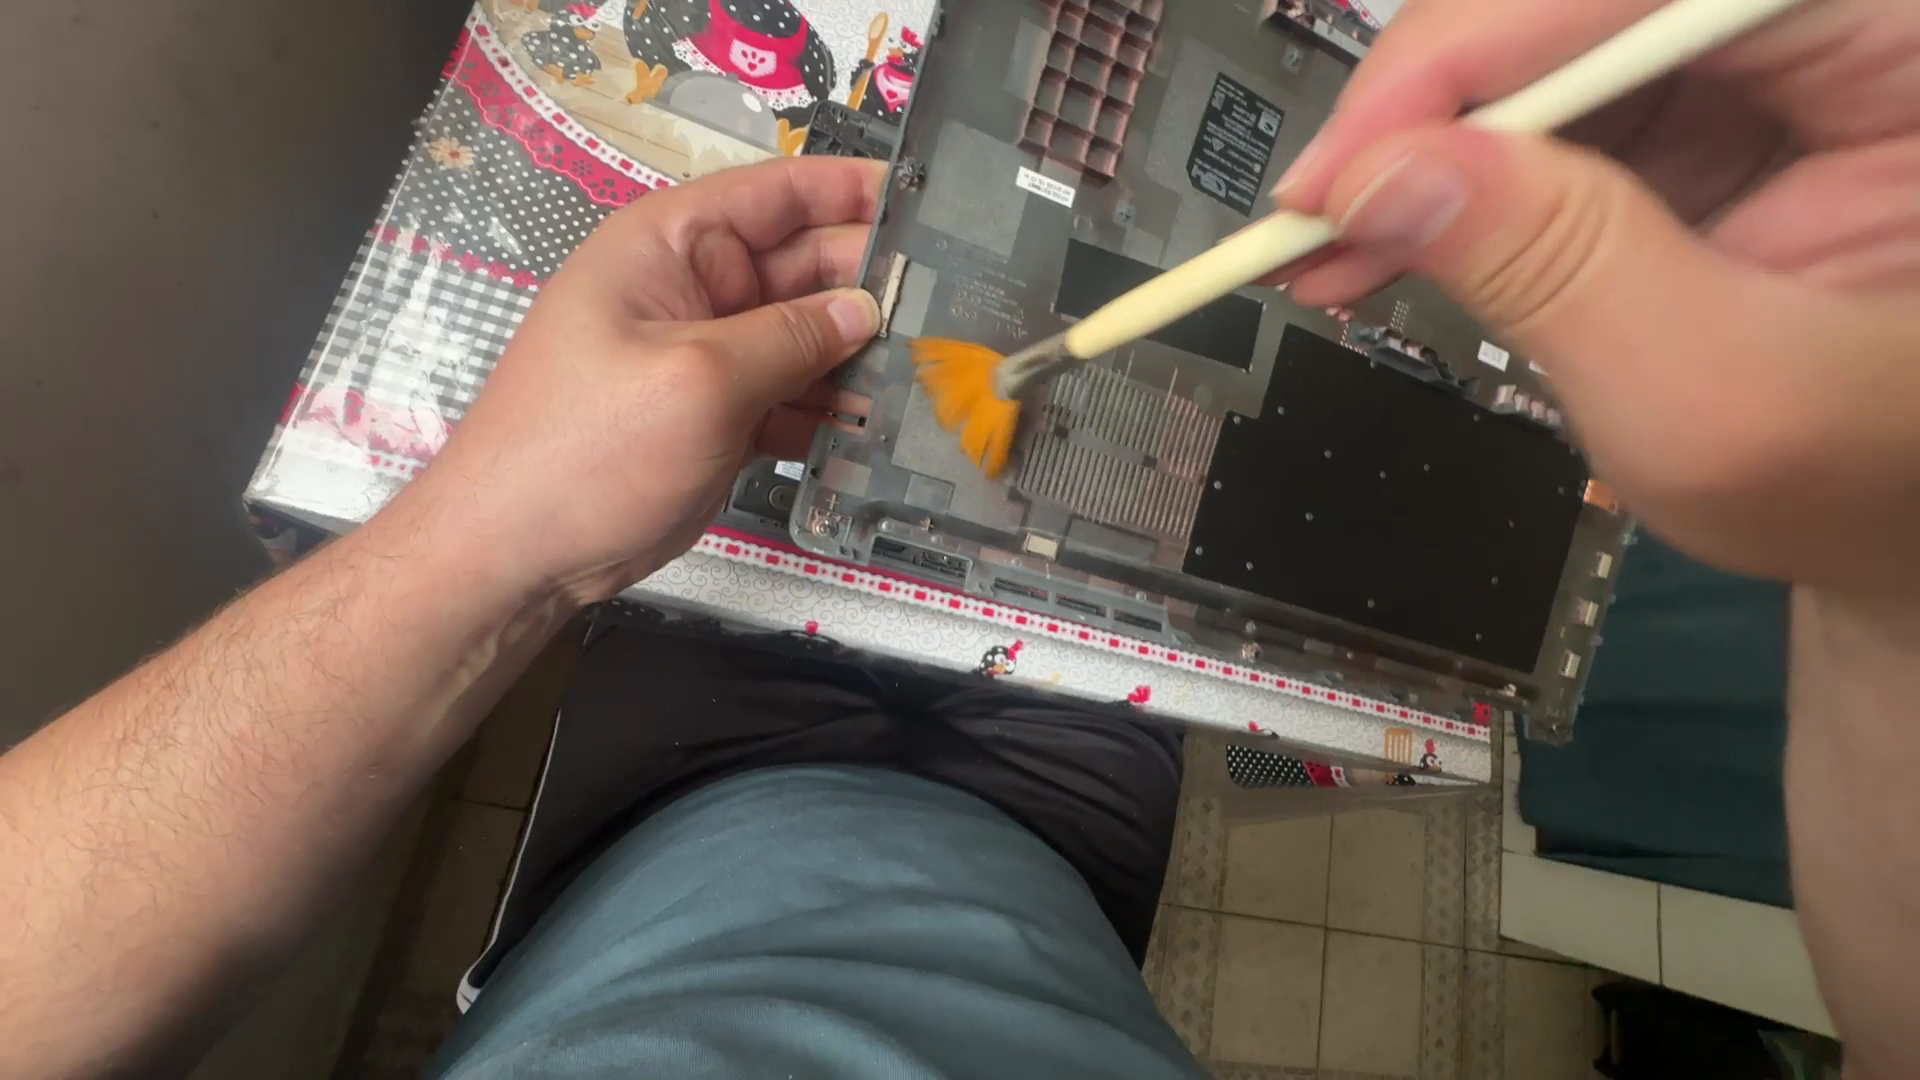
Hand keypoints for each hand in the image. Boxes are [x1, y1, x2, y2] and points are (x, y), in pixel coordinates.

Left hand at [398, 157, 883, 604]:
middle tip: (944, 310)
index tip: (923, 202)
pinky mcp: (729, 419)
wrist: (529, 549)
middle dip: (869, 289)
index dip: (849, 192)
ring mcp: (717, 362)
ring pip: (809, 344)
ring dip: (859, 361)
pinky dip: (831, 415)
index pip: (776, 196)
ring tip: (923, 375)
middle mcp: (702, 296)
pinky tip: (874, 429)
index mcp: (675, 249)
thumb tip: (864, 311)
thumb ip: (789, 339)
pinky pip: (796, 401)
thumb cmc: (589, 446)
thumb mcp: (698, 377)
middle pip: (805, 274)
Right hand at [1271, 0, 1919, 595]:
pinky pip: (1527, 128)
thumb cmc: (1855, 479)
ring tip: (1318, 252)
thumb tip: (1383, 179)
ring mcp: (1768, 67)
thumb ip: (1554, 269)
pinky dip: (1431, 193)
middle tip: (1311, 214)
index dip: (1468, 54)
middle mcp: (1852, 25)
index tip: (1335, 167)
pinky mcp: (1689, 121)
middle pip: (1577, 10)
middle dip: (1421, 113)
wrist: (1886, 506)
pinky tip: (1368, 249)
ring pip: (1533, 66)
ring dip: (1407, 162)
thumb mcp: (1704, 395)